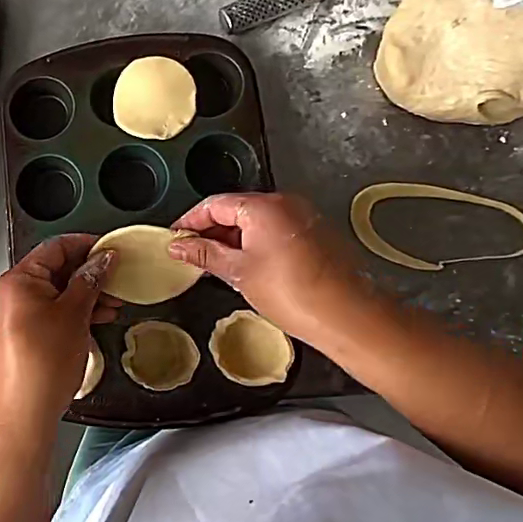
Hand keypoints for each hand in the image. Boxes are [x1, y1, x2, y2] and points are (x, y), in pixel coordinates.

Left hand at [0, 234, 121, 423]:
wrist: (25, 410)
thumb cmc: (42, 364)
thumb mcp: (74, 314)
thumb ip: (89, 281)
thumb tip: (102, 259)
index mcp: (18, 280)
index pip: (54, 247)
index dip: (86, 245)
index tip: (111, 249)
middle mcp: (11, 293)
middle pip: (55, 269)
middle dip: (88, 273)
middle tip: (117, 278)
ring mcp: (14, 314)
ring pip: (56, 292)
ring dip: (85, 294)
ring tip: (113, 303)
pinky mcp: (22, 333)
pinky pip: (50, 311)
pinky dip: (74, 311)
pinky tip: (96, 318)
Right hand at [168, 192, 377, 346]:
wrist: (348, 317)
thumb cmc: (290, 292)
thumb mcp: (237, 271)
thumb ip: (203, 253)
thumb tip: (177, 245)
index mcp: (264, 207)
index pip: (214, 204)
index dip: (190, 221)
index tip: (174, 239)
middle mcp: (286, 204)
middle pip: (235, 210)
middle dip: (210, 231)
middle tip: (190, 254)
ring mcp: (304, 219)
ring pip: (255, 222)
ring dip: (231, 239)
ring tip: (213, 264)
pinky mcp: (315, 235)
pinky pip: (274, 231)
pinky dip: (253, 244)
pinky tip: (243, 268)